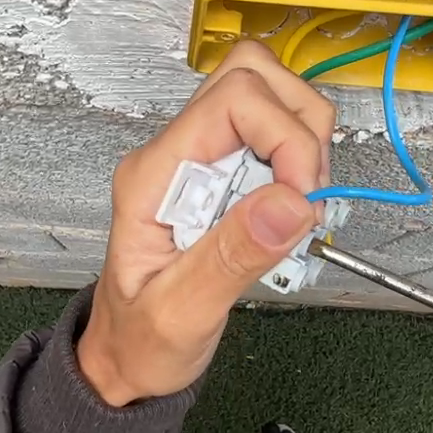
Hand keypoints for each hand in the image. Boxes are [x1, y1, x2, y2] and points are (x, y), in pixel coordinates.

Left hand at [77, 40, 335, 406]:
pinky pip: (274, 134)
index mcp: (153, 175)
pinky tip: (291, 213)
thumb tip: (291, 201)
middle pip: (252, 76)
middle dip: (301, 128)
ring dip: (305, 144)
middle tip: (305, 196)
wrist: (127, 356)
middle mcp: (176, 152)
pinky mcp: (222, 172)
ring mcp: (199, 158)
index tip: (302, 197)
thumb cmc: (139, 339)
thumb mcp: (181, 313)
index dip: (286, 137)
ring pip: (269, 95)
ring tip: (298, 209)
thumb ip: (233, 255)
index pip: (233, 99)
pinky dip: (301, 162)